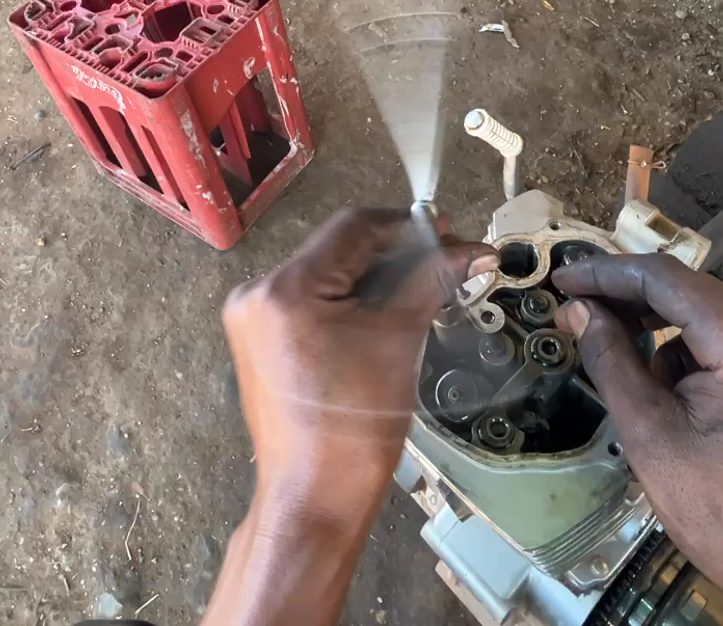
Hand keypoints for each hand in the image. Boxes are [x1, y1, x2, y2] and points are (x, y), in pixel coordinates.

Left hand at [203, 208, 493, 625]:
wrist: (315, 498)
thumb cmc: (355, 425)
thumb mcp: (398, 339)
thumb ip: (430, 280)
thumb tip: (470, 249)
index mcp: (287, 288)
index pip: (353, 227)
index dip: (404, 224)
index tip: (444, 230)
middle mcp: (258, 291)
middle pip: (338, 247)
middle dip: (393, 251)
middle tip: (442, 258)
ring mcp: (252, 315)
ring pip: (326, 271)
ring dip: (374, 273)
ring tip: (420, 281)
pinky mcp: (258, 335)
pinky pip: (311, 297)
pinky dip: (349, 296)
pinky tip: (385, 304)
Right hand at [553, 254, 722, 625]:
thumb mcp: (652, 435)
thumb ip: (611, 360)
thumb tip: (579, 310)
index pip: (663, 278)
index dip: (605, 272)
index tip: (560, 281)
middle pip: (687, 290)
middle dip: (626, 298)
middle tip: (574, 312)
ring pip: (705, 314)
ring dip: (654, 325)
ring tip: (609, 349)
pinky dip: (686, 350)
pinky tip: (663, 388)